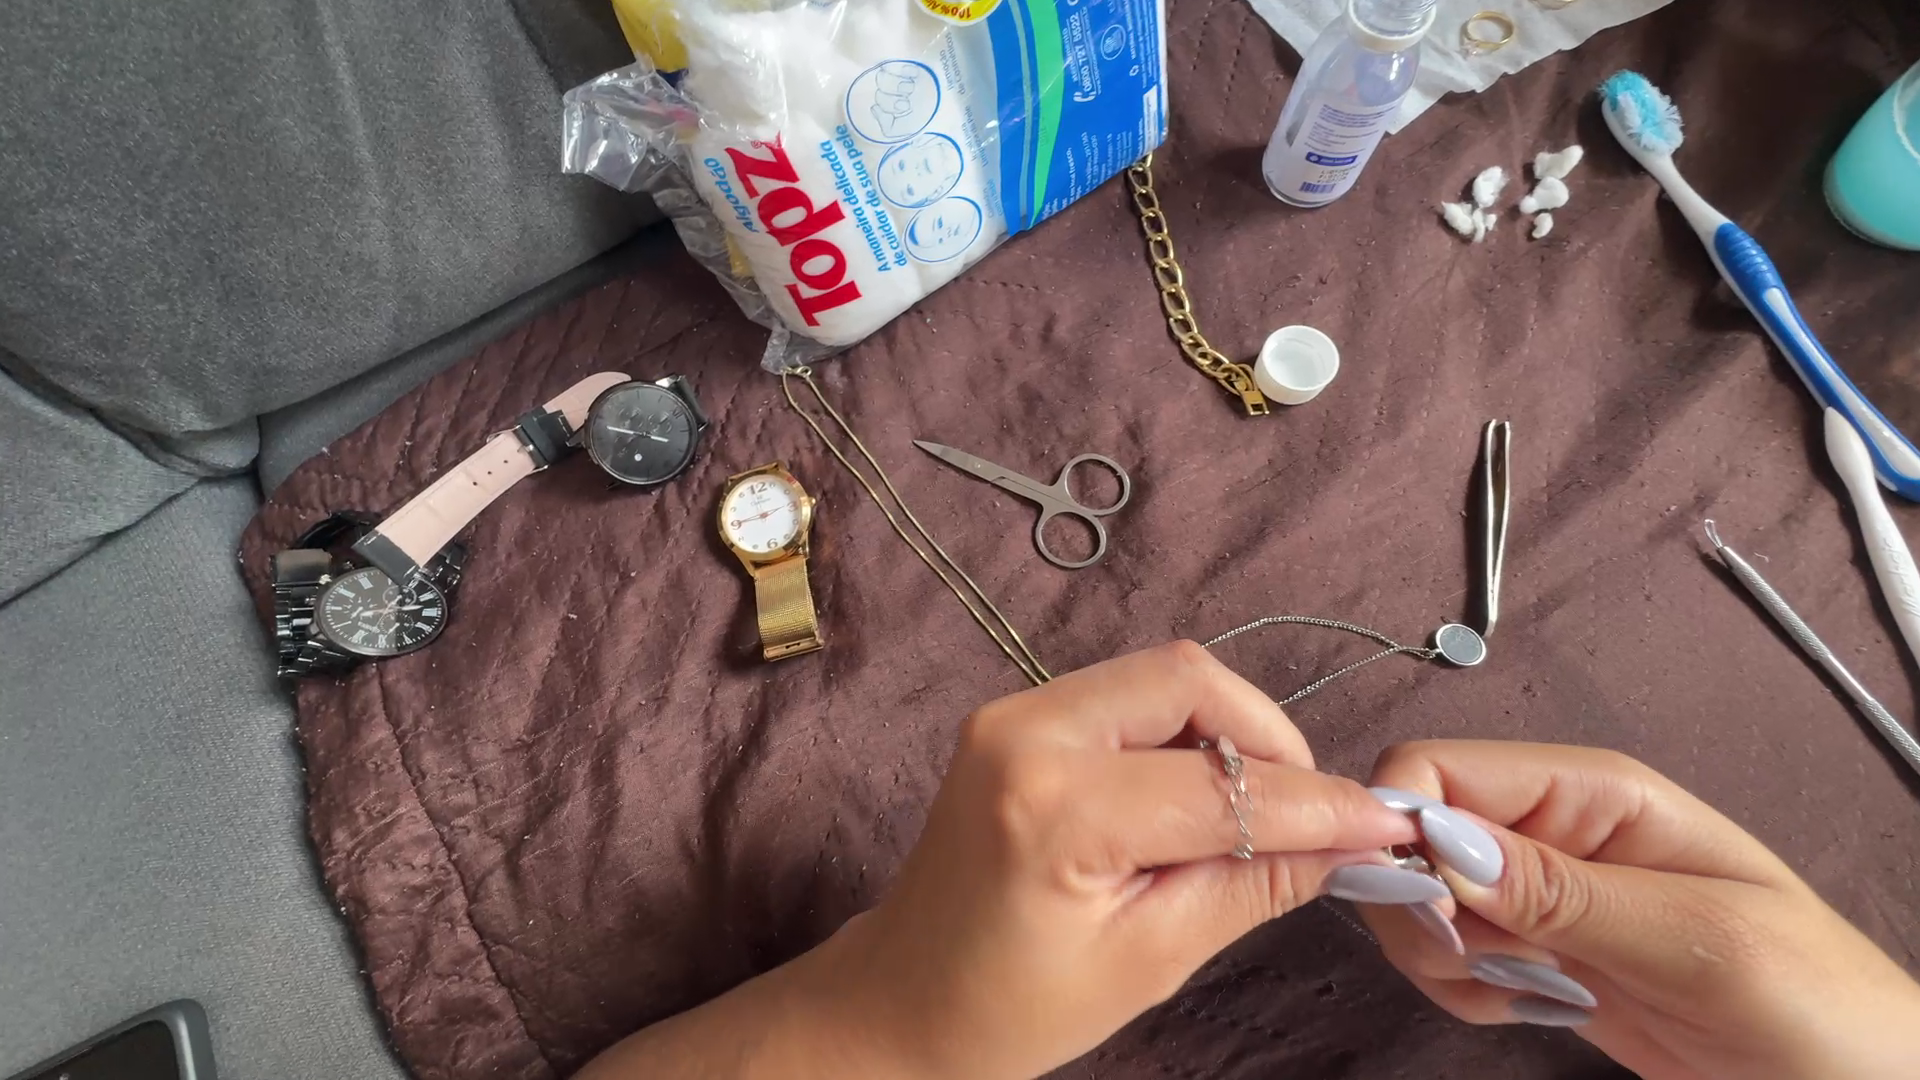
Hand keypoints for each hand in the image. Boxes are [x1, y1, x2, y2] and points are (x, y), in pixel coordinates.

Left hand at [578, 641, 1417, 1079]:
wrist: (903, 990)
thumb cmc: (1012, 1004)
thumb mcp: (1147, 958)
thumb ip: (1249, 884)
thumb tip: (1345, 838)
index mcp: (1053, 805)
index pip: (1216, 782)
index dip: (1313, 801)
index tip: (1380, 821)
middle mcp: (1026, 729)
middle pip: (1185, 678)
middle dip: (1266, 734)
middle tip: (1305, 807)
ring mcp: (1012, 710)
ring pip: (1157, 676)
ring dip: (1223, 728)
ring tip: (1250, 805)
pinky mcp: (1014, 714)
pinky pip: (1121, 693)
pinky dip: (1176, 729)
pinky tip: (1190, 787)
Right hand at [1358, 740, 1919, 1078]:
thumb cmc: (1824, 1012)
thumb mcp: (1706, 946)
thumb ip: (1566, 892)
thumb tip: (1436, 846)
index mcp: (1578, 787)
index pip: (1434, 767)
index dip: (1403, 821)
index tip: (1428, 905)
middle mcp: (1534, 822)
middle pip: (1405, 830)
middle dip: (1419, 902)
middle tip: (1476, 964)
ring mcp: (1521, 882)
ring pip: (1409, 890)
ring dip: (1438, 950)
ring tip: (1515, 993)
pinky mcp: (1513, 936)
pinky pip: (1436, 942)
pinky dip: (1452, 981)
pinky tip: (1515, 1005)